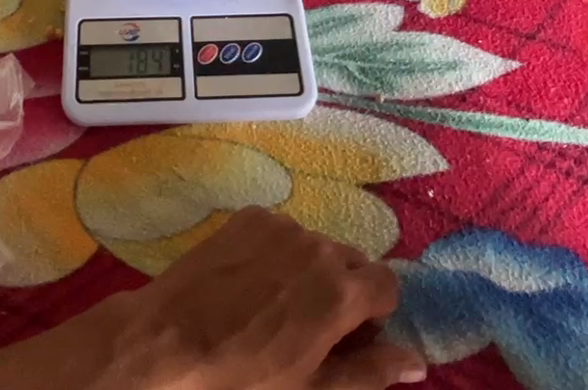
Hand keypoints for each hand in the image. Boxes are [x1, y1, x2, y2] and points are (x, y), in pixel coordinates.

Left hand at [92, 206, 423, 388]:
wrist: (171, 339)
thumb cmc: (245, 375)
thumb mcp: (312, 387)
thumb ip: (369, 370)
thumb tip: (416, 360)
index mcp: (341, 290)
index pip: (388, 283)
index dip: (375, 312)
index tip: (351, 334)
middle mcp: (317, 245)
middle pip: (352, 261)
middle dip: (344, 289)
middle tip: (312, 324)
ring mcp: (280, 226)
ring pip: (315, 244)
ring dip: (309, 267)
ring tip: (275, 301)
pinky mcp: (250, 216)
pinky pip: (281, 230)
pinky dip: (278, 250)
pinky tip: (252, 279)